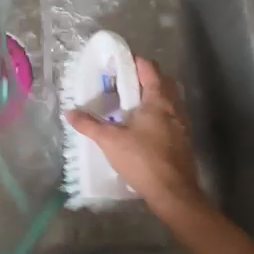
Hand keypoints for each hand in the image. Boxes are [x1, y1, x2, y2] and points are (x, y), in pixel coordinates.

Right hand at [65, 58, 205, 214]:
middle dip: (146, 78)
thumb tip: (69, 112)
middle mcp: (174, 107)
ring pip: (170, 100)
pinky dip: (160, 114)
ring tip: (133, 105)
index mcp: (158, 100)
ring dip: (155, 97)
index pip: (149, 69)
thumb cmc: (142, 159)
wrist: (173, 192)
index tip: (119, 62)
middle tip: (125, 83)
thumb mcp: (110, 141)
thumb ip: (89, 125)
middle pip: (164, 81)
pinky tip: (146, 128)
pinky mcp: (184, 140)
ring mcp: (182, 124)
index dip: (135, 61)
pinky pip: (173, 117)